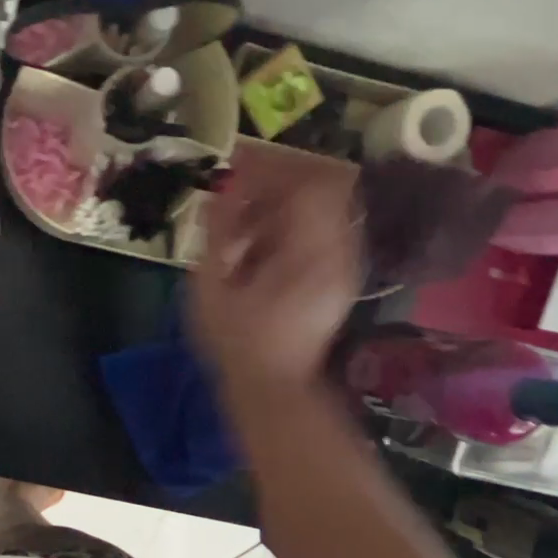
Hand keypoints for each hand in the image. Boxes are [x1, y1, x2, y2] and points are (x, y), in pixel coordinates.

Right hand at [188, 151, 361, 396]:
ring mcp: (345, 265)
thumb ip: (219, 232)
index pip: (308, 182)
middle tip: (238, 195)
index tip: (238, 168)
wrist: (274, 390)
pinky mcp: (340, 279)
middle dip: (277, 185)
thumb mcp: (212, 288)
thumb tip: (224, 189)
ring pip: (323, 210)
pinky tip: (261, 250)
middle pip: (321, 189)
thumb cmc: (236, 344)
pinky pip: (324, 233)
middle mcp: (340, 251)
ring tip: (245, 227)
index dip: (273, 167)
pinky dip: (292, 229)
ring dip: (283, 208)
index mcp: (311, 251)